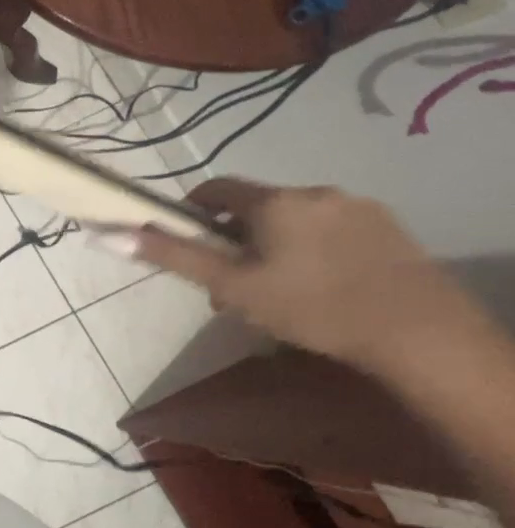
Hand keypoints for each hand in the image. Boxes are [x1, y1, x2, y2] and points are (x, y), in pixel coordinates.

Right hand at [134, 178, 493, 378]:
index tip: (192, 247)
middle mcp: (315, 192)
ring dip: (275, 246)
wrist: (423, 337)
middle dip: (236, 239)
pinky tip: (321, 288)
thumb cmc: (312, 308)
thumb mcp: (231, 286)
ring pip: (295, 220)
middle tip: (232, 284)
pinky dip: (314, 250)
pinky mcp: (392, 231)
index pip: (213, 190)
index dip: (192, 214)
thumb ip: (171, 255)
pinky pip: (333, 230)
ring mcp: (360, 209)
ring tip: (277, 293)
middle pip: (255, 208)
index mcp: (272, 201)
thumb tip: (103, 233)